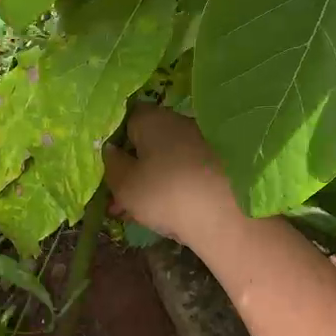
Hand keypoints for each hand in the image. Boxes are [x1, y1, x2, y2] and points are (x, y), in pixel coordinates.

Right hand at [101, 105, 248, 248]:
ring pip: (167, 160)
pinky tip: (164, 213)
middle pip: (147, 141)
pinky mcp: (221, 166)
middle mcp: (180, 123)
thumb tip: (110, 150)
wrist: (230, 217)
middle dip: (131, 168)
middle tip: (116, 198)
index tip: (105, 167)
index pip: (126, 118)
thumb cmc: (167, 193)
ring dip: (150, 182)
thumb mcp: (125, 185)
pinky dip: (174, 189)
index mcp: (153, 118)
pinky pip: (187, 173)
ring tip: (135, 213)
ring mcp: (204, 143)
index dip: (112, 141)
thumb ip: (112, 165)